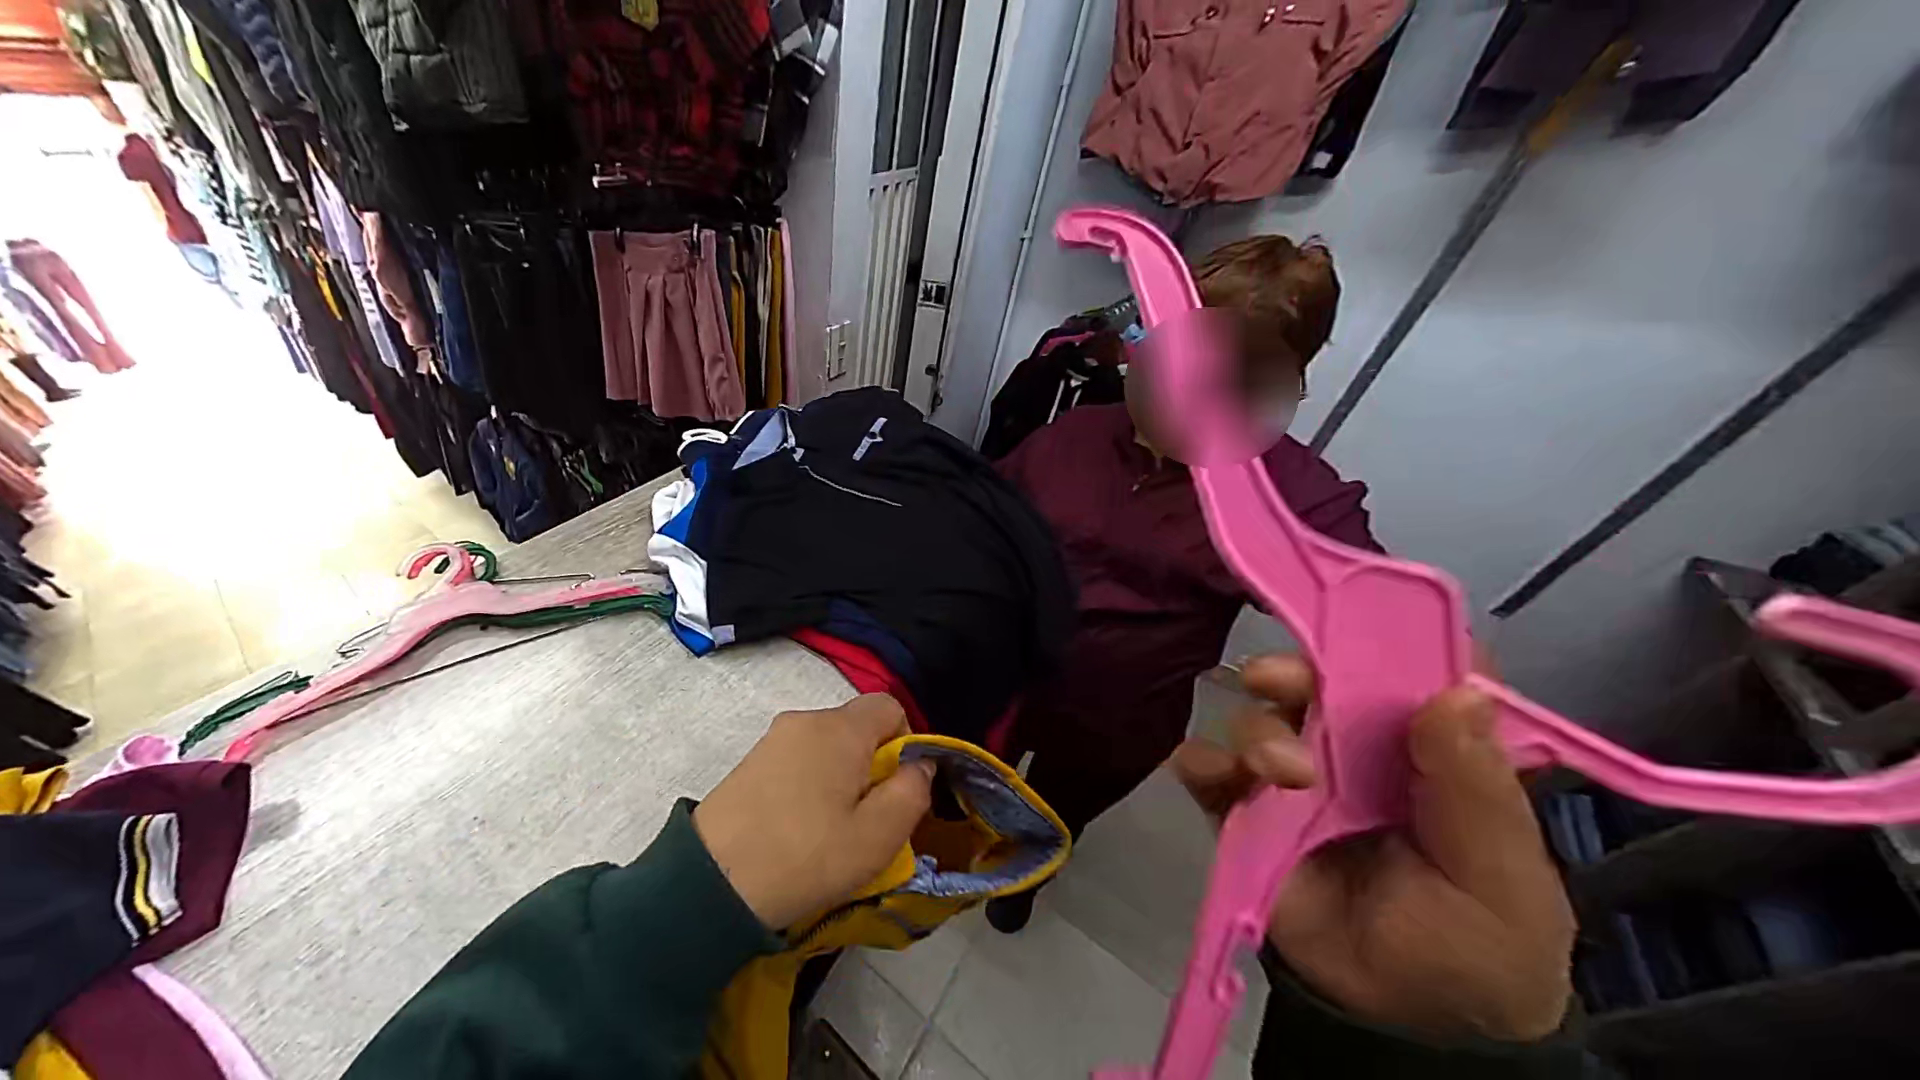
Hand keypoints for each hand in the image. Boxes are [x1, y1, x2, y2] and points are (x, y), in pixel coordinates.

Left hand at [695, 693, 934, 929]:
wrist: (707, 886)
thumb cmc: (805, 857)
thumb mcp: (878, 836)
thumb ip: (912, 792)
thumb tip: (920, 766)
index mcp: (839, 728)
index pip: (890, 706)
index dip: (907, 741)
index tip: (898, 787)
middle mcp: (804, 721)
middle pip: (857, 728)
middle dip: (873, 765)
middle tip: (868, 818)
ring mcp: (771, 740)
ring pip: (828, 747)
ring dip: (841, 778)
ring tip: (832, 830)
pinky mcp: (748, 764)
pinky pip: (798, 761)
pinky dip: (810, 785)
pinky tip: (799, 829)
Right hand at [1169, 655, 1575, 1041]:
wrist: (1398, 1024)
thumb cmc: (1478, 943)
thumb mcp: (1502, 876)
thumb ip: (1478, 790)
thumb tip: (1455, 692)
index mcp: (1425, 749)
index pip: (1409, 671)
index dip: (1390, 639)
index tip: (1362, 620)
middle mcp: (1353, 748)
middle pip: (1315, 684)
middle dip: (1292, 671)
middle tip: (1276, 680)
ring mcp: (1293, 778)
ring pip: (1257, 720)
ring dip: (1255, 731)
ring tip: (1281, 775)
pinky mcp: (1245, 812)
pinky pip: (1208, 770)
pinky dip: (1200, 761)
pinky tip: (1210, 774)